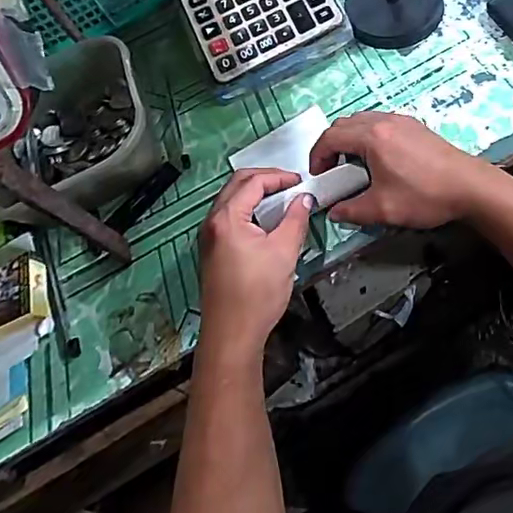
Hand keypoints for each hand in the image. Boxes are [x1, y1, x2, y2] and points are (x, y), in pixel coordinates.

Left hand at [197, 169, 311, 360]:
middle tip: (291, 185)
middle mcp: (212, 223)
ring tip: (283, 200)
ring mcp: (209, 237)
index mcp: (227, 218)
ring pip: (231, 200)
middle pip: (237, 185)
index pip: (253, 182)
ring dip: (255, 194)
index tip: (300, 182)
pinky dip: (248, 210)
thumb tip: (304, 199)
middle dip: (265, 179)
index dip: (279, 177)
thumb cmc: (258, 293)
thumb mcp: (284, 252)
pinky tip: (267, 221)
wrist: (232, 335)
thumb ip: (295, 219)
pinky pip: (229, 217)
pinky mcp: (212, 250)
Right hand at [308, 112, 501, 230]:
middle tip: (332, 170)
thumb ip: (352, 210)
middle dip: (331, 145)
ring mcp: (403, 121)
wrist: (470, 187)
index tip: (318, 175)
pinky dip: (369, 136)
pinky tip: (379, 160)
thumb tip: (335, 211)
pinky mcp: (416, 126)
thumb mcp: (383, 209)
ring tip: (353, 166)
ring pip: (363, 121)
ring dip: (350, 139)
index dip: (317, 156)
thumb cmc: (425, 195)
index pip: (331, 137)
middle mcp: (385, 121)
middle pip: (344, 124)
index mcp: (372, 137)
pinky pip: (381, 123)